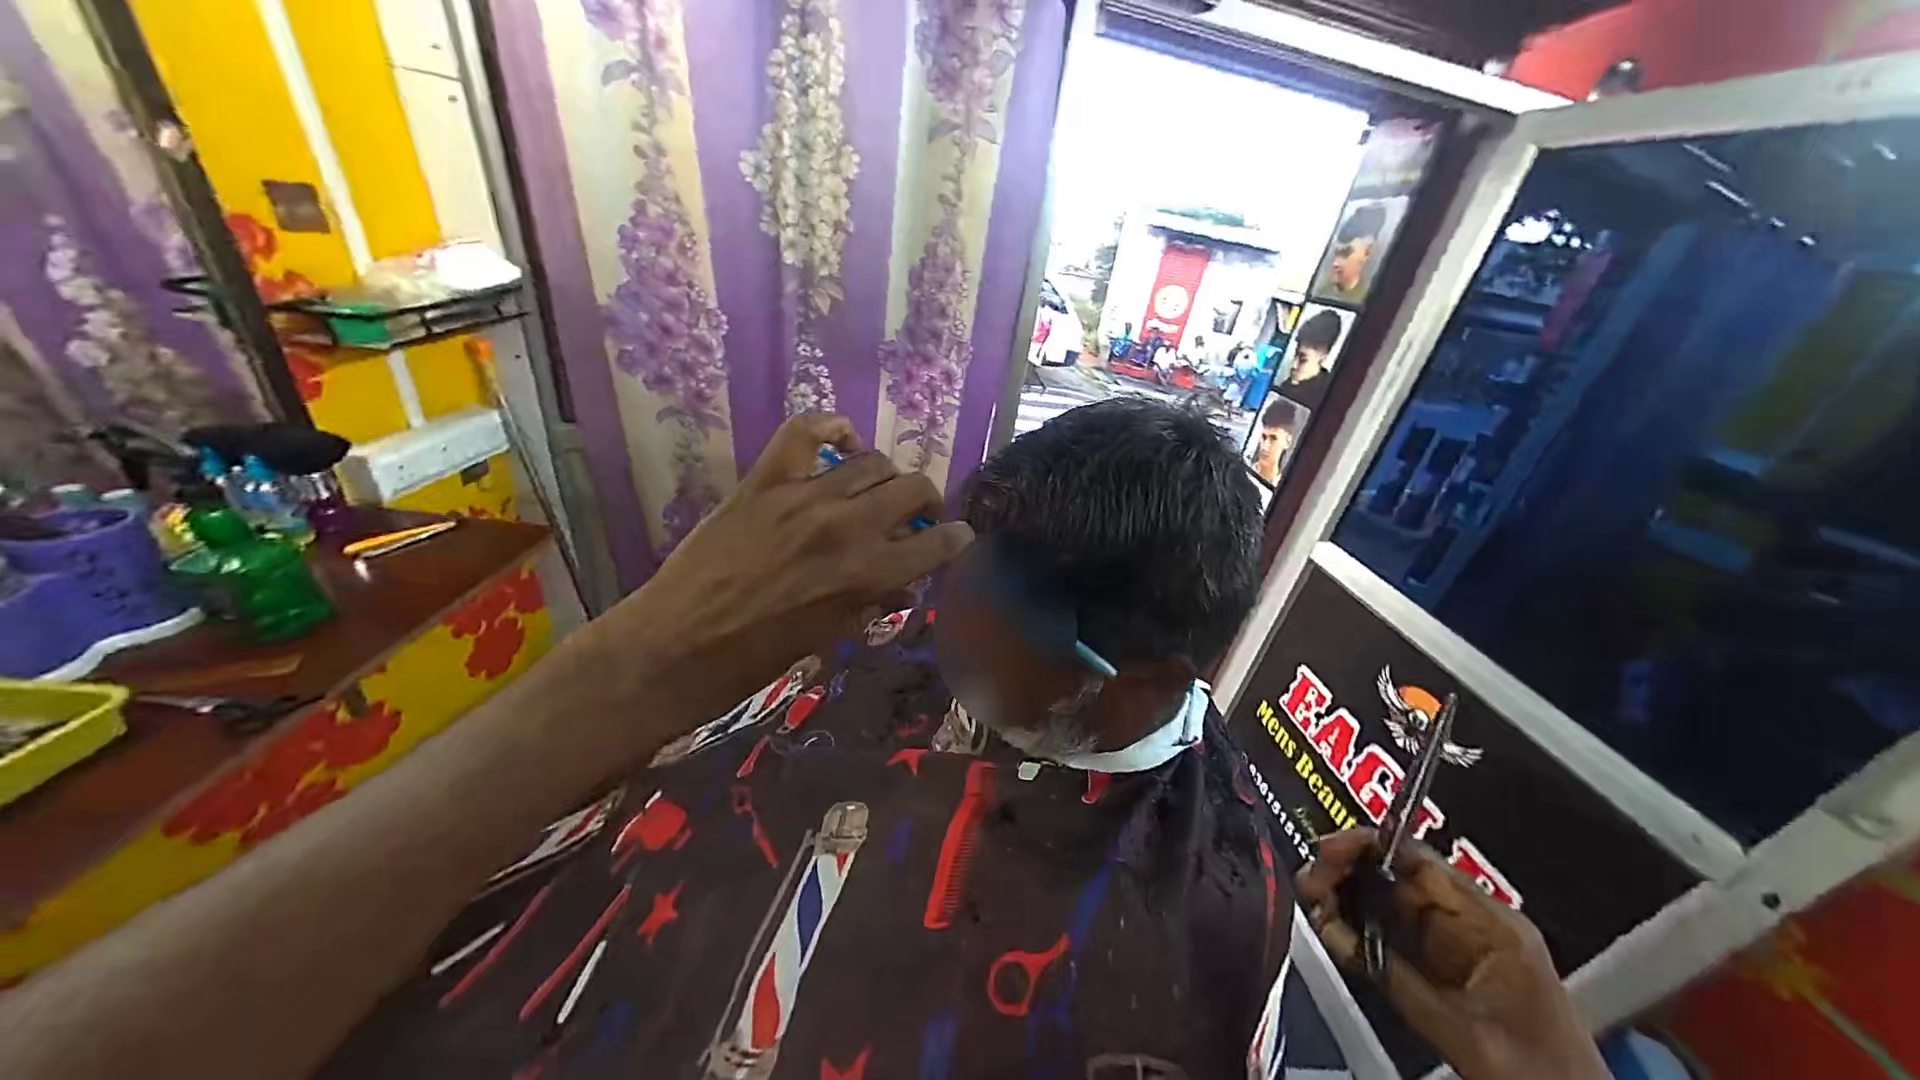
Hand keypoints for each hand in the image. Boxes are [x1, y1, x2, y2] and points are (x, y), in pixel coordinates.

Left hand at [588, 412, 973, 727]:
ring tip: (875, 489)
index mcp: (868, 574)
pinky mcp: (766, 480)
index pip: (936, 544)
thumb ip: (872, 600)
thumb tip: (902, 582)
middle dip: (927, 501)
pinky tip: (842, 438)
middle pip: (913, 488)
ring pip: (872, 460)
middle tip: (916, 515)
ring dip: (885, 475)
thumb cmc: (757, 657)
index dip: (956, 540)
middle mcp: (847, 527)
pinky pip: (806, 431)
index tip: (958, 537)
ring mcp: (804, 496)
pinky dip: (831, 427)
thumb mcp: (829, 636)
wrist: (676, 645)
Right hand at [1296, 829, 1608, 1079]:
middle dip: (1350, 871)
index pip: (1420, 861)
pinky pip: (1395, 928)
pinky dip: (1362, 923)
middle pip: (1400, 875)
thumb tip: (1332, 931)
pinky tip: (1335, 924)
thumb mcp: (1462, 1032)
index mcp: (1493, 925)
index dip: (1368, 846)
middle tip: (1310, 882)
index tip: (1326, 851)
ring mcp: (1460, 942)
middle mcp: (1475, 922)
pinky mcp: (1446, 963)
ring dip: (1350, 896)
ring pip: (1391, 899)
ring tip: (1314, 901)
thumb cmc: (1540, 1078)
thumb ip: (1392, 977)